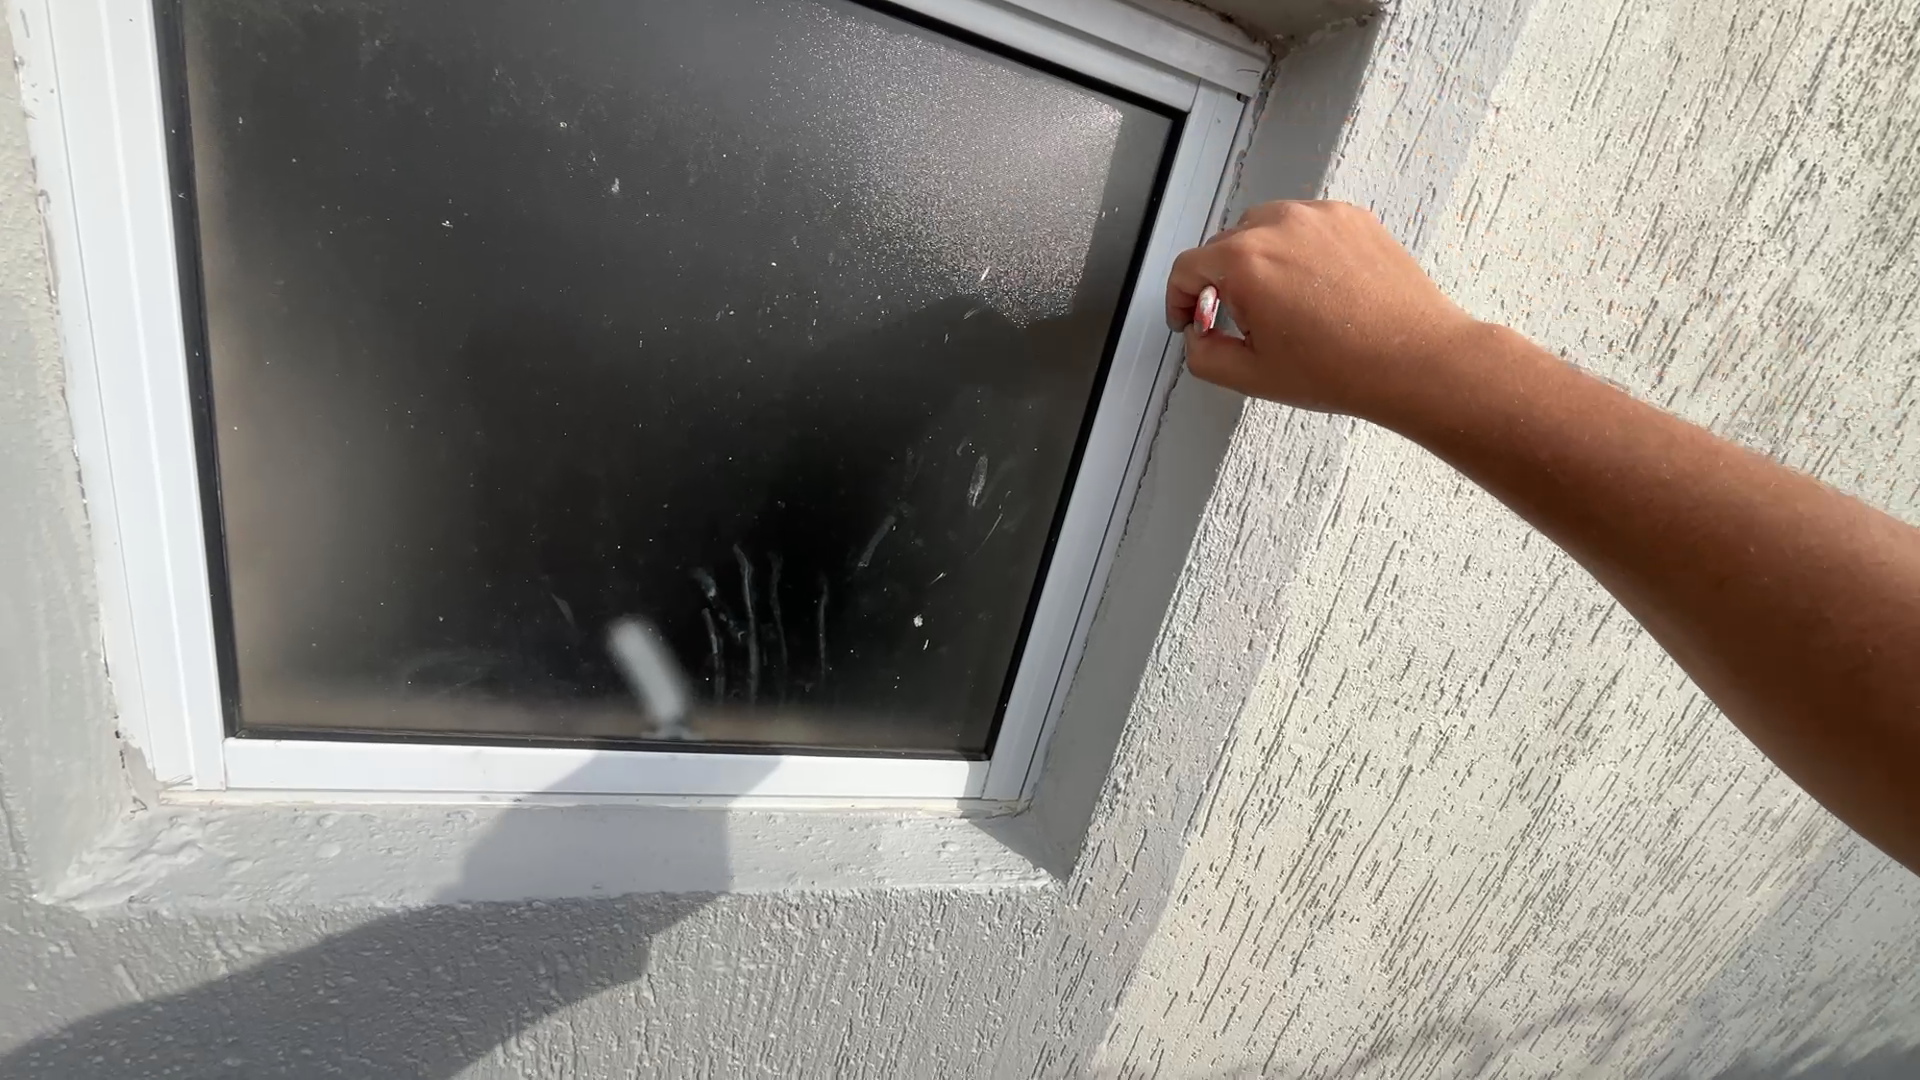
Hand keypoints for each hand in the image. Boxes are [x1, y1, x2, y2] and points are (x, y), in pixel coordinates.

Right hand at [1165, 200, 1477, 420]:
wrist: (1412, 360)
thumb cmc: (1341, 367)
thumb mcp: (1247, 375)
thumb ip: (1200, 353)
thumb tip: (1195, 335)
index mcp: (1246, 263)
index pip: (1186, 268)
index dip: (1177, 300)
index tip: (1188, 318)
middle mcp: (1279, 227)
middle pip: (1221, 246)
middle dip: (1217, 283)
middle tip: (1236, 321)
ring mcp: (1319, 217)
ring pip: (1260, 229)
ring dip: (1254, 262)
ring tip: (1276, 305)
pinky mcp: (1351, 218)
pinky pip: (1302, 226)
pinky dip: (1293, 252)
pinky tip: (1309, 291)